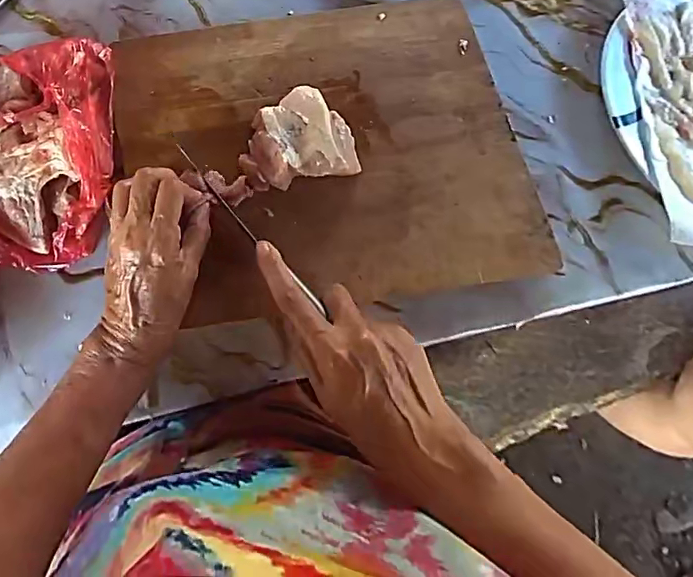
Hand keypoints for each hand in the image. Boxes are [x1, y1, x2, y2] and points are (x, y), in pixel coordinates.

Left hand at [90, 168, 210, 369]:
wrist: (130, 331)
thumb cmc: (167, 305)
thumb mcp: (191, 269)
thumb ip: (198, 232)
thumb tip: (203, 206)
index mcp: (160, 236)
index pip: (171, 188)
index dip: (188, 187)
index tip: (196, 202)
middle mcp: (135, 227)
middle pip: (145, 177)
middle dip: (166, 176)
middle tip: (178, 190)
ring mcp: (118, 231)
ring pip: (126, 185)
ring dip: (145, 183)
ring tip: (159, 196)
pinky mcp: (109, 237)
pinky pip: (117, 203)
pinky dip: (132, 196)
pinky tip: (145, 209)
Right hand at [255, 241, 494, 509]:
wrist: (426, 443)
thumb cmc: (370, 433)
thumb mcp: (327, 401)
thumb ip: (310, 358)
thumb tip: (296, 328)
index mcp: (330, 351)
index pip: (295, 304)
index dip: (277, 274)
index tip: (265, 249)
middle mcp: (355, 331)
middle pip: (333, 294)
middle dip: (330, 309)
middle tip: (335, 340)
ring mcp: (383, 328)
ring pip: (359, 315)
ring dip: (357, 331)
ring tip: (371, 369)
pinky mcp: (405, 331)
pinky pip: (381, 327)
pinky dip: (380, 343)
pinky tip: (390, 372)